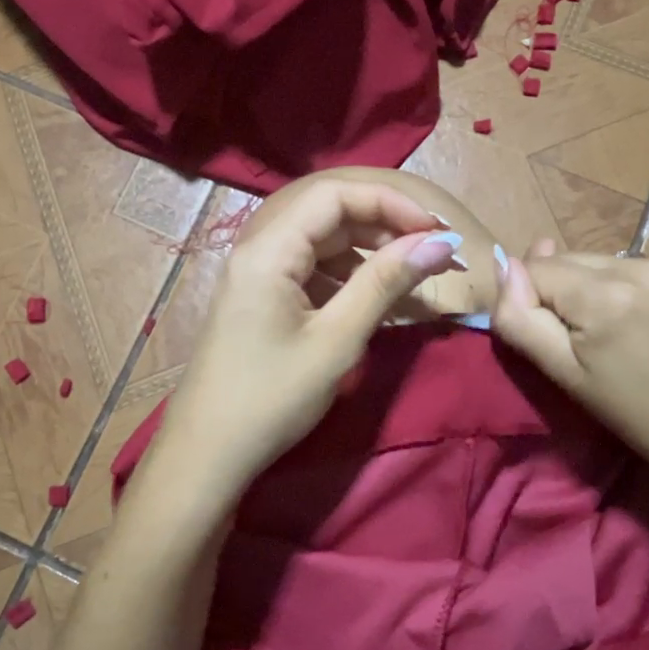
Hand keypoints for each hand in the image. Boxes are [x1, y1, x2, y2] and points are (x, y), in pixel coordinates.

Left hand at [148, 178, 462, 498]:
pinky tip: (372, 298)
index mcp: (269, 249)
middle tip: (433, 254)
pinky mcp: (260, 299)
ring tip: (410, 277)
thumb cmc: (272, 397)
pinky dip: (346, 277)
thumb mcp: (337, 340)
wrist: (208, 453)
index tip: (435, 229)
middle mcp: (258, 249)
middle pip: (328, 214)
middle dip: (384, 226)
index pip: (334, 195)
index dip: (390, 202)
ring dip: (368, 252)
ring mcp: (257, 274)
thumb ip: (386, 283)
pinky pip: (310, 270)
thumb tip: (440, 243)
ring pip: (321, 243)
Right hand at [489, 244, 648, 494]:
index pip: (541, 268)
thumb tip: (508, 267)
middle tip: (597, 339)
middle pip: (582, 259)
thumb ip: (521, 320)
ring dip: (618, 290)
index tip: (560, 336)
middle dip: (577, 291)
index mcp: (604, 296)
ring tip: (636, 334)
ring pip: (624, 265)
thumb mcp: (564, 376)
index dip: (539, 300)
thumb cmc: (634, 415)